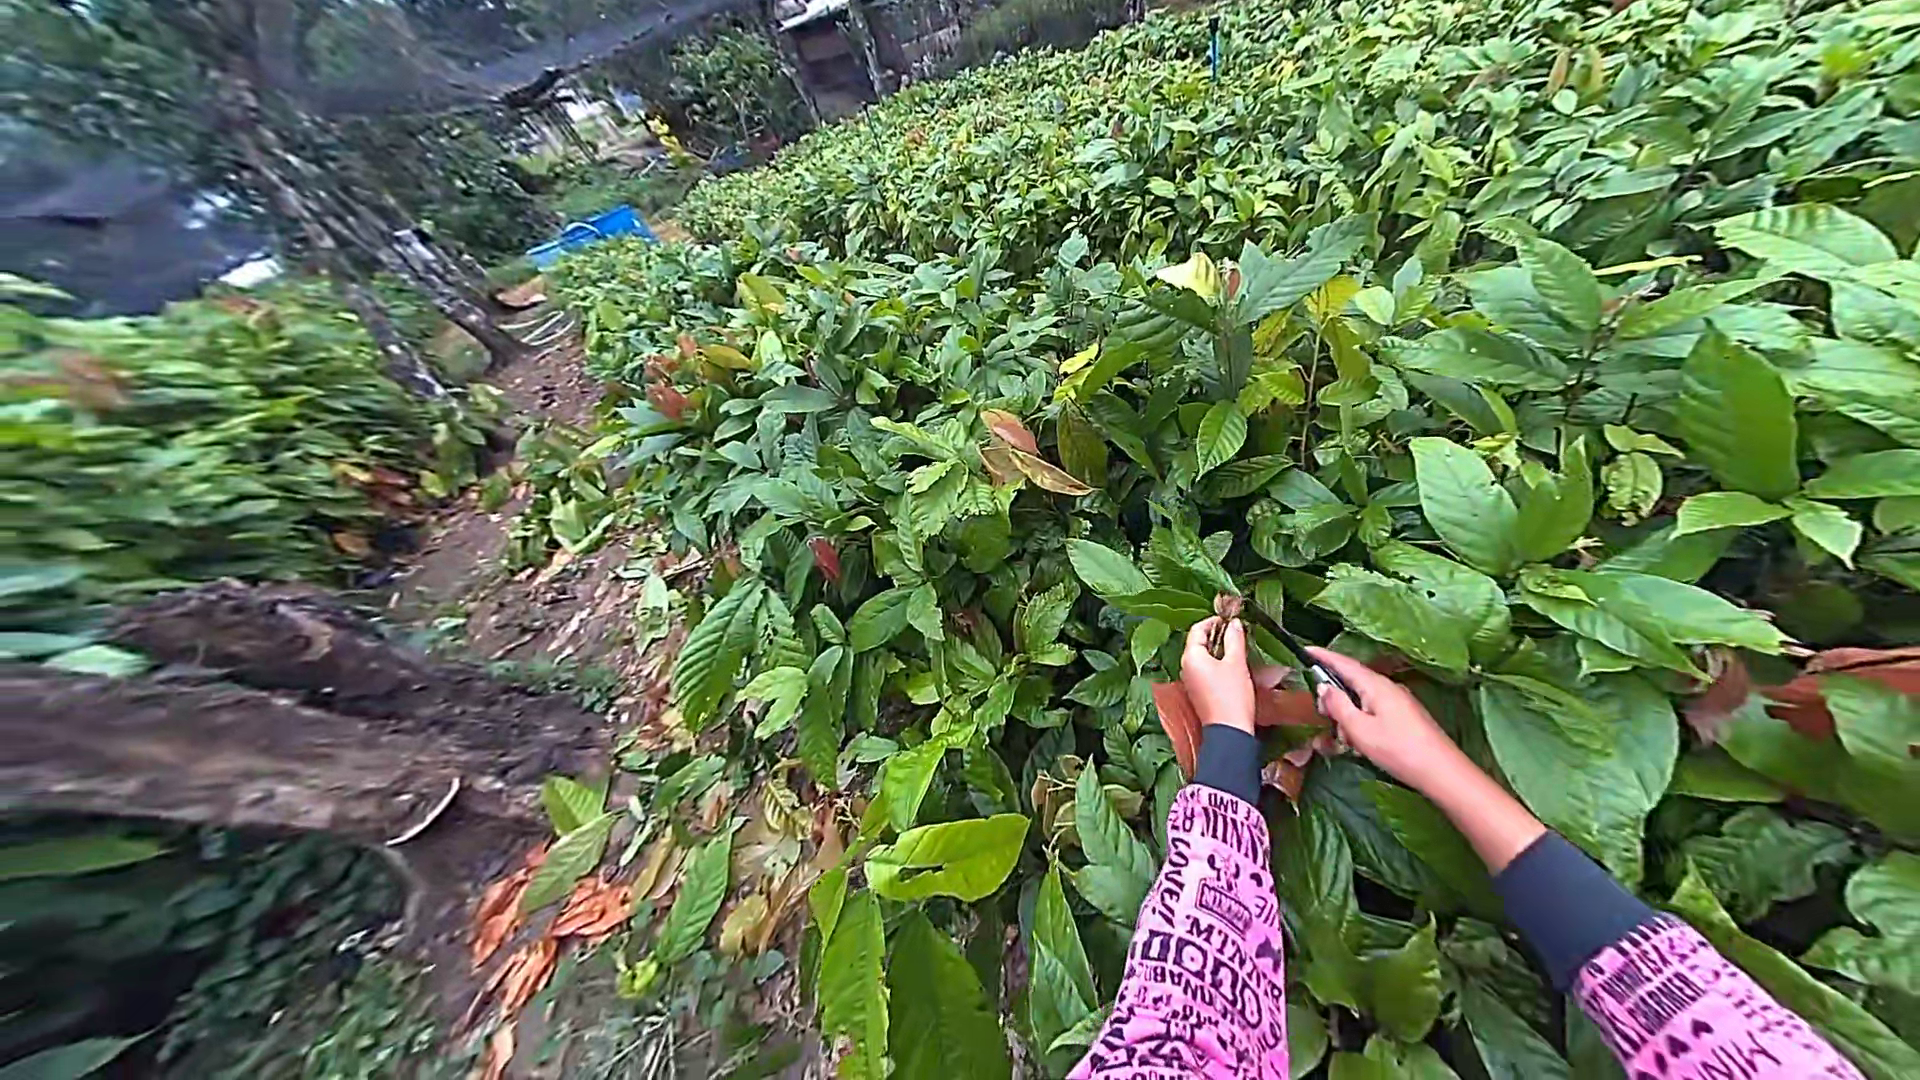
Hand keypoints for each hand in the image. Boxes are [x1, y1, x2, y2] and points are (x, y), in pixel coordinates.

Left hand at [1182, 617, 1253, 733]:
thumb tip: (1234, 623)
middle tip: (1235, 631)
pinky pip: (1204, 670)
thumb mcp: (1236, 663)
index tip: (1228, 619)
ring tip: (1236, 646)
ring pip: (1202, 657)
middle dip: (1216, 635)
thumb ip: (1234, 639)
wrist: (1229, 730)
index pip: (1197, 630)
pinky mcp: (1197, 691)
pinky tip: (1231, 665)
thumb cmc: (1232, 695)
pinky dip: (1216, 663)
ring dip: (1217, 649)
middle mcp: (1185, 666)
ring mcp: (1190, 680)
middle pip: (1198, 643)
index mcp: (1190, 656)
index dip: (1213, 621)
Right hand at [1306, 646, 1546, 871]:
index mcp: (1376, 686)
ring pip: (1362, 698)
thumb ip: (1337, 705)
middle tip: (1321, 712)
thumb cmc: (1398, 750)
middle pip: (1352, 681)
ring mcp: (1400, 702)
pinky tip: (1359, 740)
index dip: (1323, 655)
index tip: (1305, 649)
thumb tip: (1323, 686)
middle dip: (1333, 693)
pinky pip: (1374, 709)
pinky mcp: (1406, 716)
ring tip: (1344, 737)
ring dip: (1347, 712)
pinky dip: (1360, 719)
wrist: (1445, 775)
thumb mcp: (1358, 729)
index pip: (1344, 663)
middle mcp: (1389, 688)